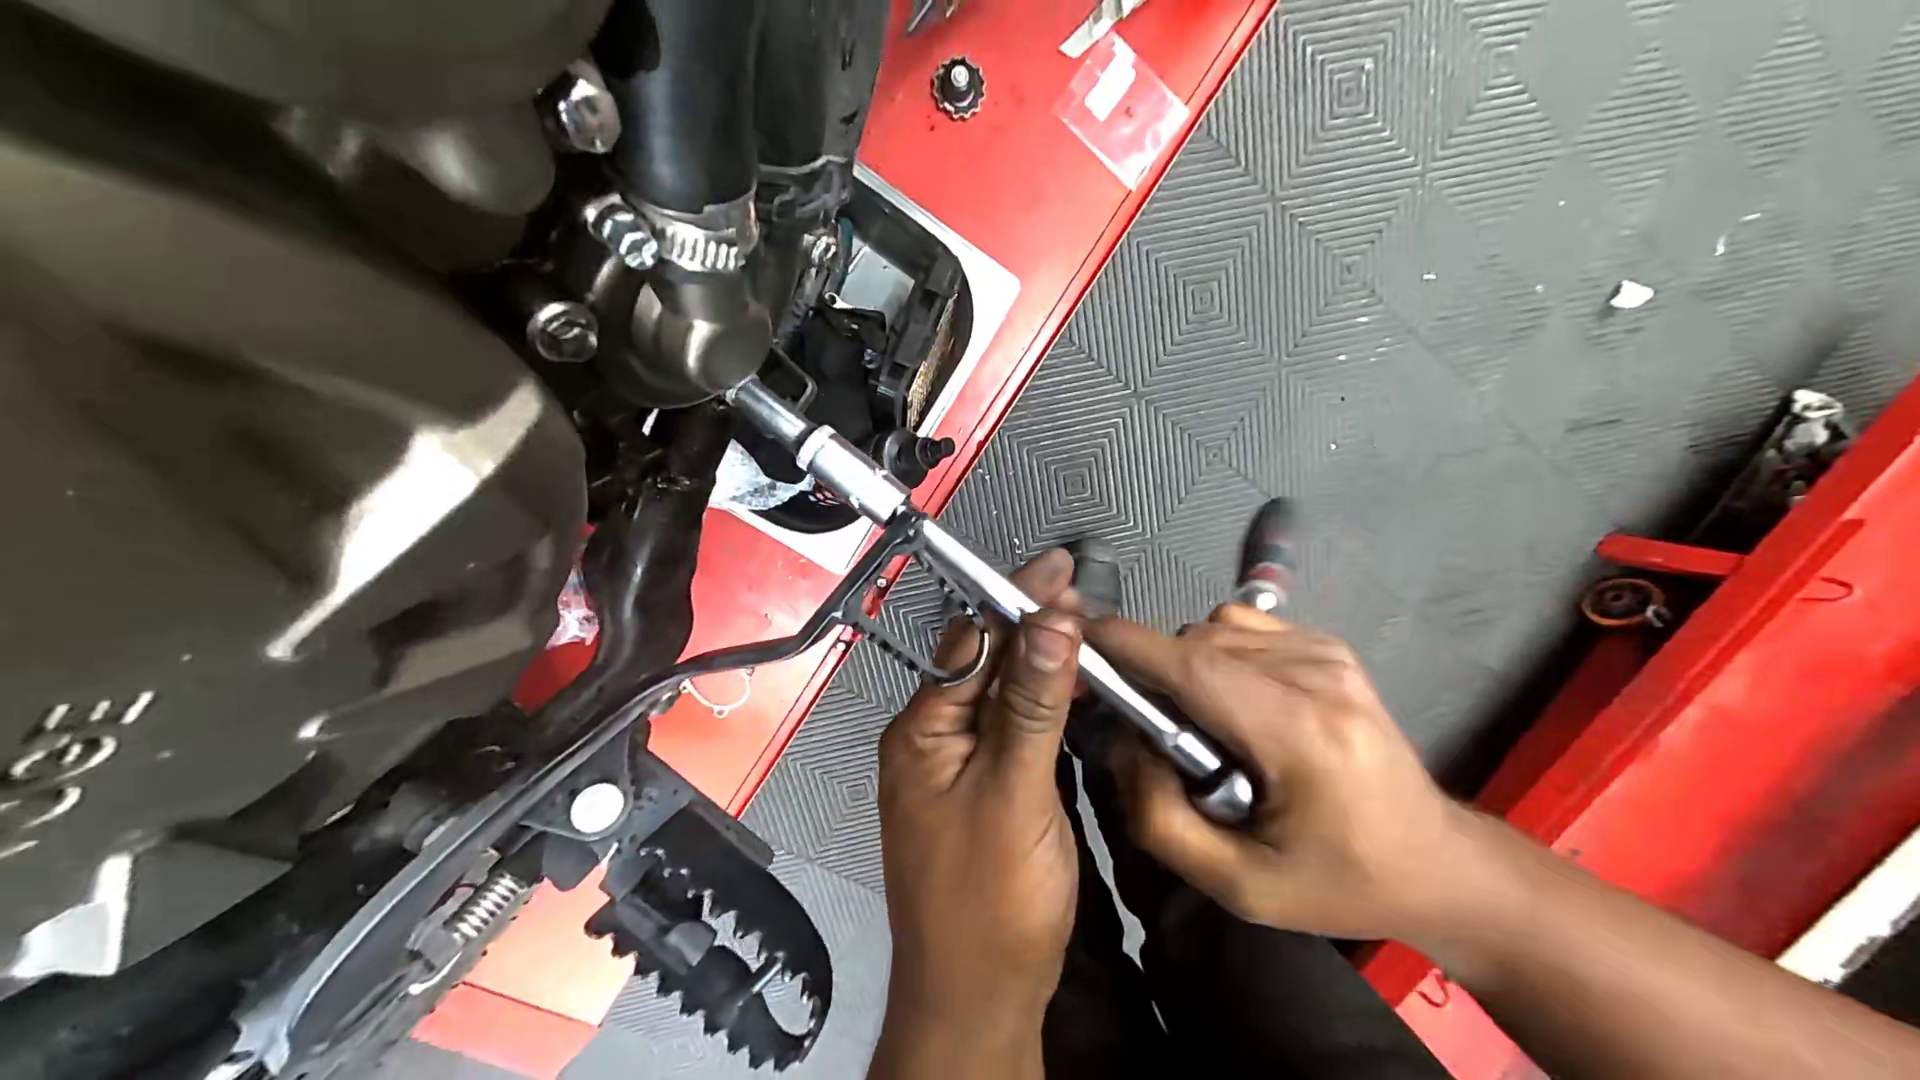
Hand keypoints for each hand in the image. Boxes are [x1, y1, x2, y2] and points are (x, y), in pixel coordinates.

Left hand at [871, 549, 1082, 1076]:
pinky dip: (1048, 702)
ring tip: (1086, 629)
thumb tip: (1051, 625)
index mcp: (922, 731)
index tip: (1057, 570)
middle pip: (987, 662)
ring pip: (1006, 693)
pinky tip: (1076, 686)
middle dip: (1033, 625)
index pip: (970, 642)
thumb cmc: (986, 903)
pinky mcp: (991, 786)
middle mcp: (935, 738)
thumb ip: (1031, 706)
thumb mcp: (1011, 791)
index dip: (1015, 602)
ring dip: (1044, 660)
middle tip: (1079, 593)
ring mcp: (963, 763)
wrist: (982, 994)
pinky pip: (1019, 727)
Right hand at [1087, 604, 1476, 942]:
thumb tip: (1124, 741)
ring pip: (1214, 628)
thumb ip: (1159, 817)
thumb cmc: (1338, 881)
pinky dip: (1216, 653)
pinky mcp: (1332, 645)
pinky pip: (1241, 626)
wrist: (1437, 863)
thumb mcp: (1238, 885)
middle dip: (1156, 675)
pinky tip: (1236, 700)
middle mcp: (1319, 676)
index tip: (1075, 635)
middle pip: (1196, 644)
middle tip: (1160, 735)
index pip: (1194, 667)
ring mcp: (1330, 653)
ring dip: (1186, 665)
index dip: (1126, 645)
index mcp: (1303, 735)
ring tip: (1207, 723)